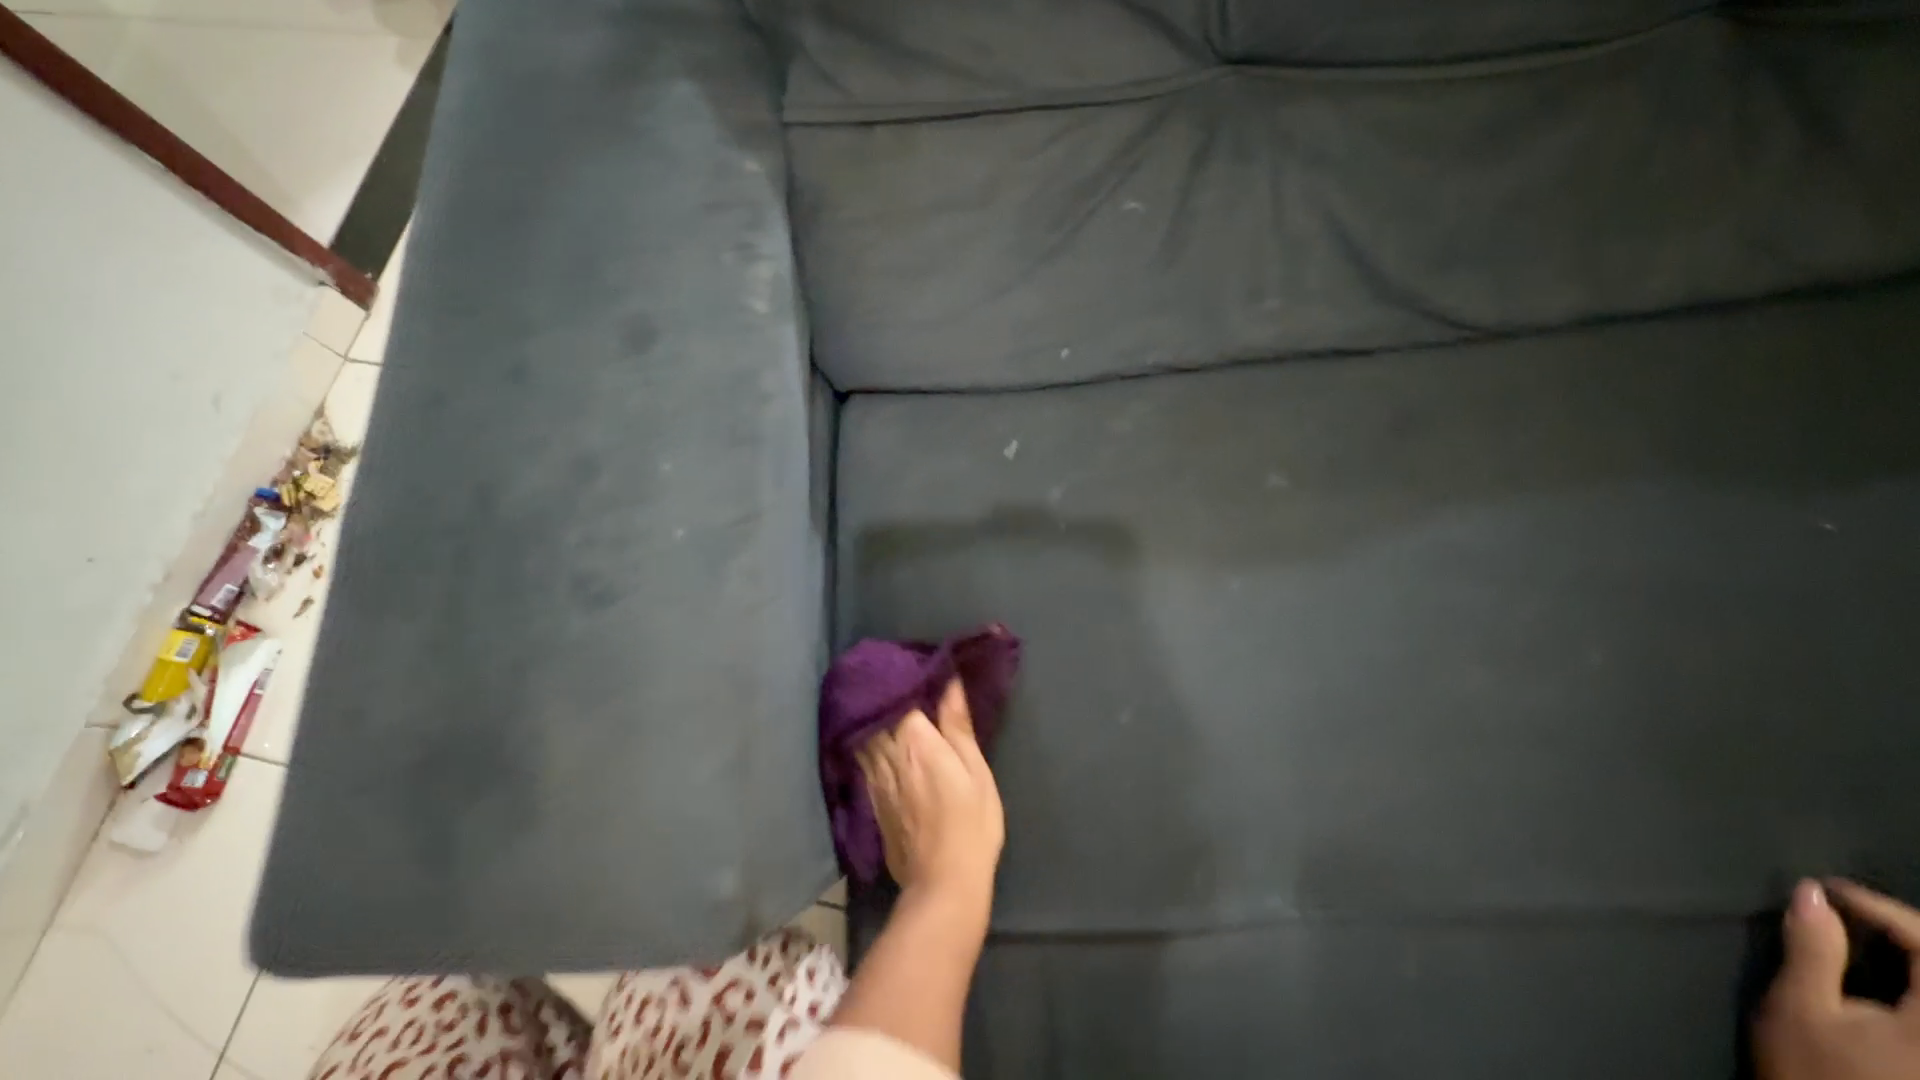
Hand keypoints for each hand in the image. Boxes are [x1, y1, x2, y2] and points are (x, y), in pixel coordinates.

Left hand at [856, 678, 1004, 901]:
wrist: (943, 881)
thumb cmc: (972, 823)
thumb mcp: (976, 771)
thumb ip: (958, 726)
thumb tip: (949, 683)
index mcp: (916, 741)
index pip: (902, 697)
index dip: (906, 679)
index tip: (915, 667)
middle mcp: (888, 754)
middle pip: (876, 714)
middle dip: (883, 695)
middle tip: (893, 678)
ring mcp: (874, 779)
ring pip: (864, 736)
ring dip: (870, 718)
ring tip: (878, 702)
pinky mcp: (870, 800)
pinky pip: (861, 760)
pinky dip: (865, 744)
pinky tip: (871, 740)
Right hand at [1757, 879, 1919, 1079]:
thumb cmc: (1814, 1071)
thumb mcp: (1799, 1009)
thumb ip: (1813, 950)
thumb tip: (1812, 894)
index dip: (1881, 909)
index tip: (1829, 890)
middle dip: (1903, 931)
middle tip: (1849, 911)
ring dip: (1910, 956)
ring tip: (1867, 938)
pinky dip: (1912, 980)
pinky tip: (1889, 979)